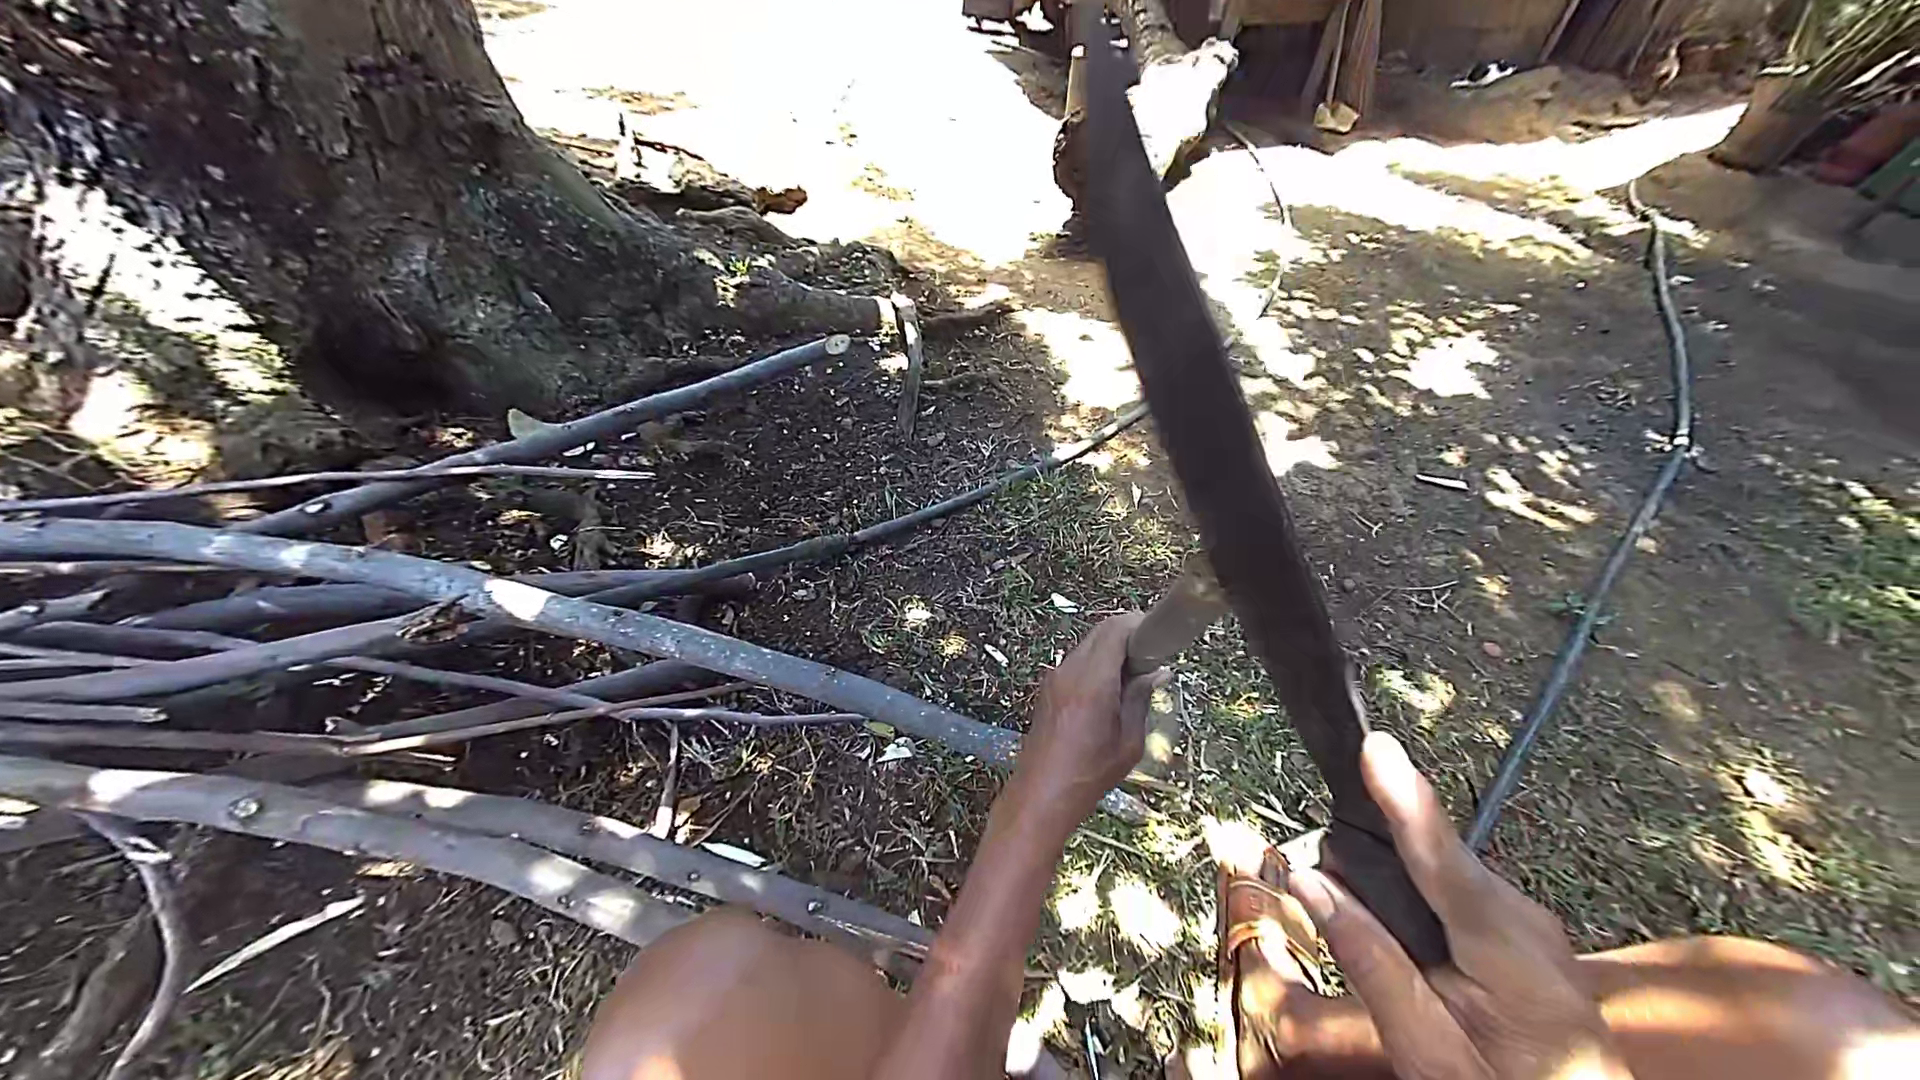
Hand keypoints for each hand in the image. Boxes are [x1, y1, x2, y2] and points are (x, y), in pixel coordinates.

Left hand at [1012, 613, 1162, 819]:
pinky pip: (1076, 662)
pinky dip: (1096, 663)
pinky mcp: (1048, 687)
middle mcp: (1069, 671)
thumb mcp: (1128, 741)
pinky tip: (1111, 688)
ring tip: (1134, 675)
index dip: (1138, 625)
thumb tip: (1158, 672)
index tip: (1158, 635)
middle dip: (1127, 635)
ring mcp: (1054, 677)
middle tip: (1151, 655)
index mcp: (1092, 682)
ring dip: (1111, 649)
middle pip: (1100, 632)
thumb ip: (1140, 699)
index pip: (1114, 631)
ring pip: (1088, 646)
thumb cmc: (1090, 773)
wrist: (1042, 792)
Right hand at [1286, 733, 1631, 1079]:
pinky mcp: (1516, 921)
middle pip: (1427, 856)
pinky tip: (1404, 941)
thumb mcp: (1426, 1055)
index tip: (1375, 746)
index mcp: (1515, 965)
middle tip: (1324, 896)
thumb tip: (1307, 878)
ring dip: (1385, 879)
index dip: (1407, 801)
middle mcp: (1526, 923)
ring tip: (1375, 940)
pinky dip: (1407, 892)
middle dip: (1367, 855)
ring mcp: (1526, 919)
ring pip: (1431, 866)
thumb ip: (1368, 960)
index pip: (1448, 866)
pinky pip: (1444, 883)